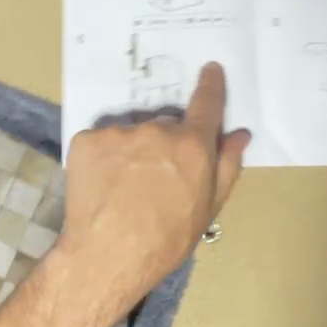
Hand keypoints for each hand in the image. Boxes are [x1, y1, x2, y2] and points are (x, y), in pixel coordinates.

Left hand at [57, 63, 252, 314]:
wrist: (106, 257)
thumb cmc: (165, 241)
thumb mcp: (207, 209)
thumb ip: (226, 166)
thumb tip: (239, 134)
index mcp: (192, 146)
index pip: (207, 103)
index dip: (210, 85)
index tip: (210, 70)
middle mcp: (157, 130)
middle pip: (165, 124)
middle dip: (165, 142)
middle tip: (156, 178)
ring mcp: (119, 133)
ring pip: (131, 132)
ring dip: (132, 150)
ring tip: (125, 186)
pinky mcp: (87, 140)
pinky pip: (101, 141)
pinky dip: (103, 157)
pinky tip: (103, 184)